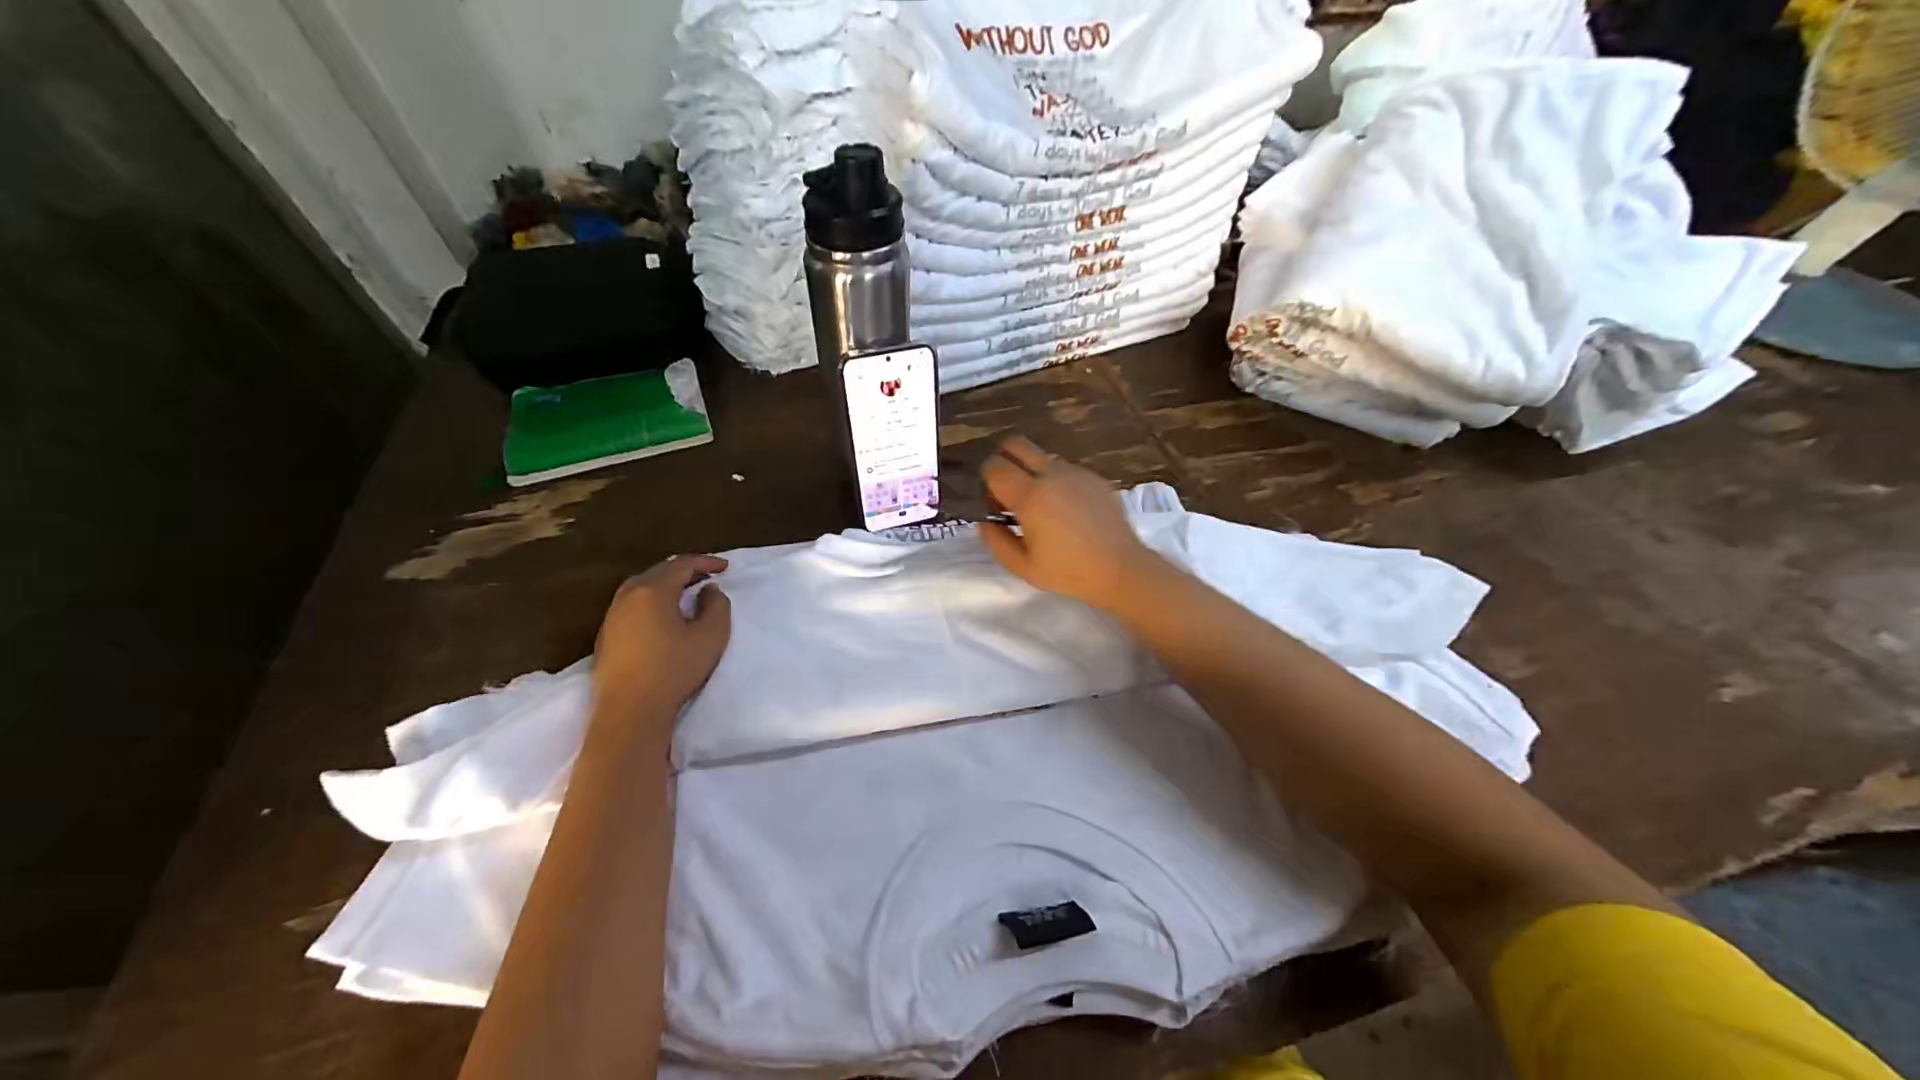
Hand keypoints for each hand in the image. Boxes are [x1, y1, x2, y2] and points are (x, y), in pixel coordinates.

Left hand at [593, 555, 731, 720]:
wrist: (630, 711)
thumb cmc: (674, 670)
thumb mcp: (711, 636)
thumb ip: (717, 606)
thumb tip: (708, 591)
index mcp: (653, 590)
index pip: (681, 565)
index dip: (706, 562)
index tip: (725, 567)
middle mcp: (628, 596)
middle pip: (659, 571)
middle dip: (685, 570)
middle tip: (707, 577)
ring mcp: (612, 615)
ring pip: (642, 586)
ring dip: (666, 584)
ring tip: (686, 593)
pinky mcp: (606, 635)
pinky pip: (632, 604)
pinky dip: (651, 600)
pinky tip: (662, 616)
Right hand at [977, 437, 1167, 610]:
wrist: (1121, 569)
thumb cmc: (1069, 572)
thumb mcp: (1023, 567)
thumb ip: (996, 541)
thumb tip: (985, 521)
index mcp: (1030, 496)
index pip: (994, 466)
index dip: (987, 479)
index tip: (993, 501)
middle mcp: (1051, 475)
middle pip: (1016, 444)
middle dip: (1004, 460)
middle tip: (1008, 490)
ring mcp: (1076, 473)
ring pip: (1041, 456)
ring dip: (1032, 472)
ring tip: (1041, 505)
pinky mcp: (1094, 477)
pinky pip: (1065, 469)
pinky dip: (1056, 481)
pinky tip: (1066, 510)